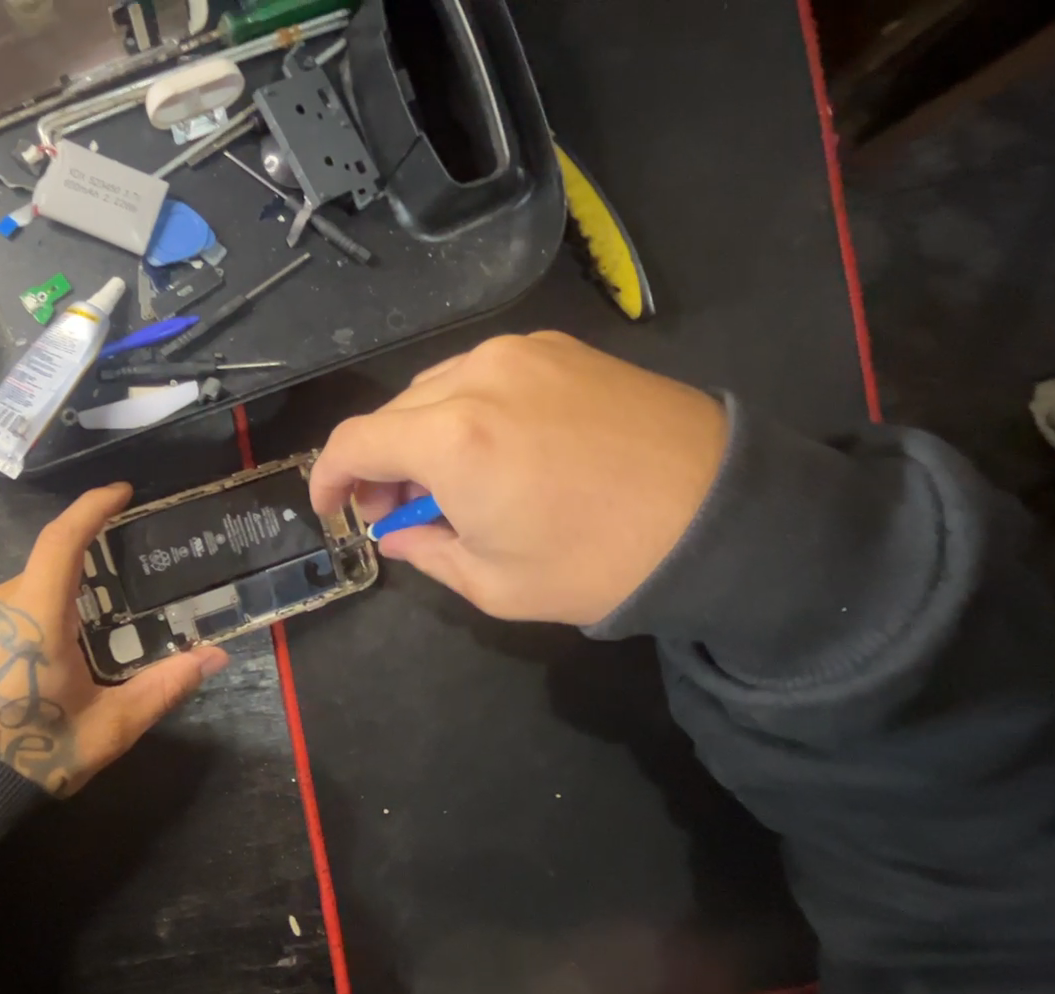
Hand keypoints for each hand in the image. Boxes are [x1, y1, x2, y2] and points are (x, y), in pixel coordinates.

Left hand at [0, 484, 229, 795]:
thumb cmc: (30, 757)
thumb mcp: (107, 729)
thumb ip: (162, 688)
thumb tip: (215, 656)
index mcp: (35, 618)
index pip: (64, 541)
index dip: (92, 507)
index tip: (121, 493)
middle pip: (43, 576)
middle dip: (73, 593)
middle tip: (95, 638)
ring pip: (15, 599)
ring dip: (40, 618)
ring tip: (52, 674)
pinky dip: (10, 633)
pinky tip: (15, 678)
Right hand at [310, 332, 728, 624]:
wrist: (727, 518)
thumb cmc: (600, 561)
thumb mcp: (493, 582)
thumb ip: (424, 550)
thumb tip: (397, 530)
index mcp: (451, 439)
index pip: (352, 443)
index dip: (327, 478)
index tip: (333, 508)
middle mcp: (476, 377)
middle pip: (390, 415)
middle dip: (377, 464)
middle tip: (396, 510)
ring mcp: (522, 354)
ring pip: (432, 389)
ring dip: (418, 435)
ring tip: (446, 481)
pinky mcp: (561, 350)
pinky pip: (481, 374)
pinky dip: (462, 410)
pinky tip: (492, 447)